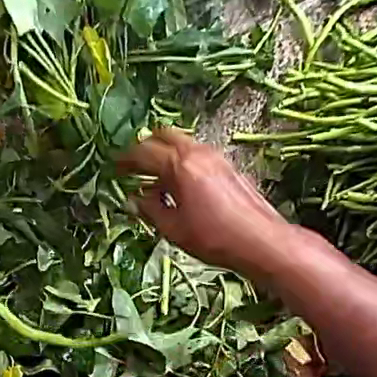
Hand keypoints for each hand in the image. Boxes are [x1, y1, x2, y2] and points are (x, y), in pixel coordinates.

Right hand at [117, 128, 294, 280]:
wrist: (261, 241)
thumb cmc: (215, 239)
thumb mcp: (174, 229)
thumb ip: (150, 210)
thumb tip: (135, 199)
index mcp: (179, 165)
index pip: (143, 152)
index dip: (125, 160)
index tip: (115, 168)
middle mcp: (198, 153)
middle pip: (163, 135)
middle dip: (145, 147)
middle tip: (133, 166)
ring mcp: (216, 157)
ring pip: (182, 143)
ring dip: (165, 154)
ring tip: (156, 178)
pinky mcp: (229, 166)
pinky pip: (198, 154)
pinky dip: (183, 161)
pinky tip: (181, 186)